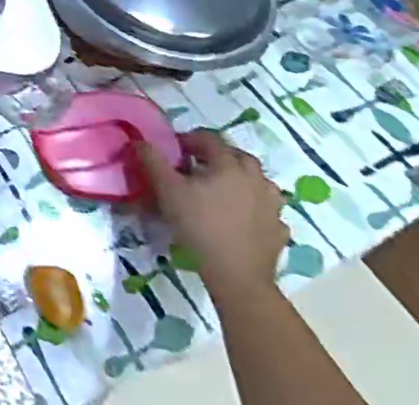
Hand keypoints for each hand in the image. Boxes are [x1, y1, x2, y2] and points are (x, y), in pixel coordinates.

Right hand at [135, 129, 288, 292]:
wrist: (236, 278)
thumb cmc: (199, 228)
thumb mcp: (168, 192)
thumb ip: (152, 162)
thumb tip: (139, 141)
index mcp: (229, 164)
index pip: (208, 139)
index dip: (189, 140)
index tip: (175, 150)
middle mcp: (256, 177)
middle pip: (237, 156)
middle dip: (217, 157)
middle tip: (198, 169)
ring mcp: (272, 204)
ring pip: (258, 181)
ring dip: (242, 180)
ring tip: (224, 191)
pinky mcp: (279, 229)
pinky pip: (268, 210)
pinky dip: (257, 208)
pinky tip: (245, 218)